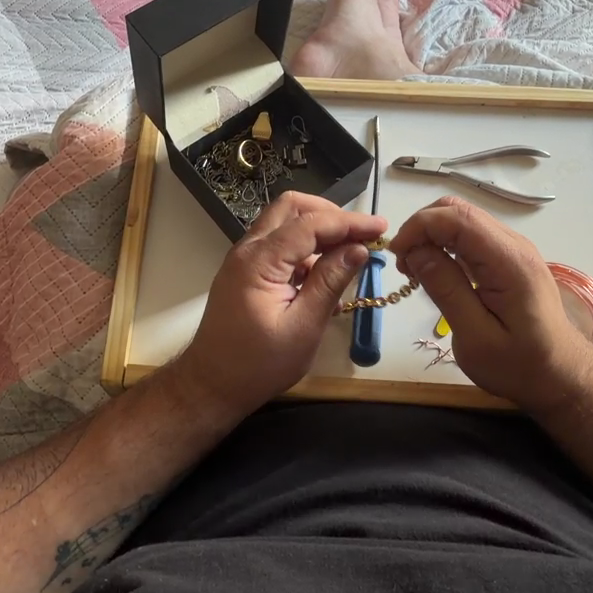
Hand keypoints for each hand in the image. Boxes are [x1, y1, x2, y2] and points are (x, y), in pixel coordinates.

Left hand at [174, 193, 385, 413]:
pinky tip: (326, 271)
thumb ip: (330, 283)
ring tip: (350, 251)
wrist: (212, 385)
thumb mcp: (303, 327)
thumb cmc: (258, 365)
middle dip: (330, 214)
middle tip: (361, 234)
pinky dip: (304, 247)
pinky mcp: (245, 271)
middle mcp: (247, 249)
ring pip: (283, 223)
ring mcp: (243, 258)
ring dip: (317, 230)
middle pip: (291, 208)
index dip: (349, 222)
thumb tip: (358, 248)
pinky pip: (278, 244)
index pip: (310, 224)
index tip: (380, 227)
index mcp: (259, 261)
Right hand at [389, 197, 588, 411]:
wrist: (561, 376)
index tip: (397, 257)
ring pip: (462, 219)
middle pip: (457, 210)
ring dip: (431, 236)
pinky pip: (470, 236)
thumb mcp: (475, 337)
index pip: (457, 218)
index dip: (419, 227)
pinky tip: (436, 272)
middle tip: (405, 266)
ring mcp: (513, 249)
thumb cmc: (519, 365)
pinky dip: (445, 244)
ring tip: (416, 272)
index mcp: (508, 261)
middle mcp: (513, 245)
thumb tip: (415, 251)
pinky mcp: (508, 258)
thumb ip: (446, 290)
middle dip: (421, 228)